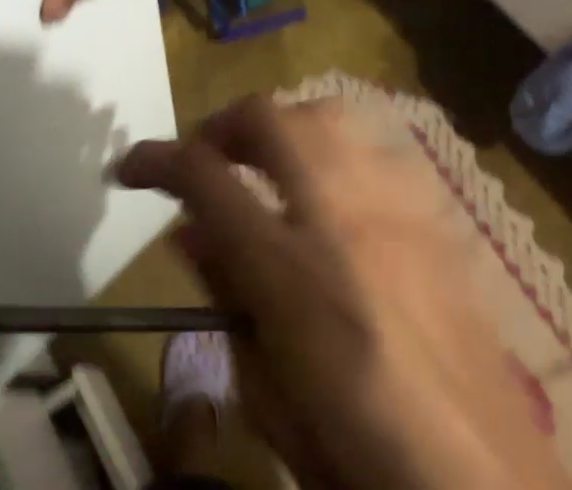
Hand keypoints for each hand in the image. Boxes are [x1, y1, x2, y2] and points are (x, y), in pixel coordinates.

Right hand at [116, 97, 571, 489]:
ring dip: (285, 128)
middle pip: (272, 119)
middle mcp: (345, 223)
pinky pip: (381, 156)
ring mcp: (402, 218)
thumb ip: (226, 300)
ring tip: (268, 166)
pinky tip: (336, 201)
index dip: (153, 158)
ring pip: (333, 119)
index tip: (129, 169)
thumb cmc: (357, 453)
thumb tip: (192, 235)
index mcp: (289, 272)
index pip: (202, 176)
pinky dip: (340, 157)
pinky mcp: (442, 231)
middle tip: (206, 159)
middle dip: (223, 126)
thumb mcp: (264, 393)